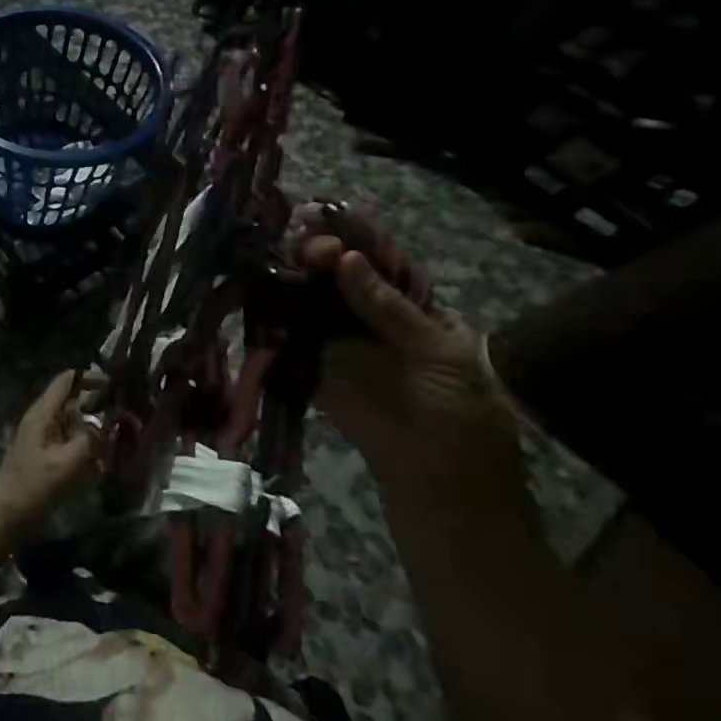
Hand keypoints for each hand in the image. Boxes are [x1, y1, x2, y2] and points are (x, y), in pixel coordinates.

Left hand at [0, 370, 100, 532]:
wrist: (6, 514)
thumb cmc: (34, 485)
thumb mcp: (67, 461)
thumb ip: (90, 440)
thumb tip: (105, 427)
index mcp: (43, 413)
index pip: (66, 380)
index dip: (89, 377)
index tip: (114, 382)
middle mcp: (43, 419)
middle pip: (72, 400)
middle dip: (95, 403)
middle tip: (122, 410)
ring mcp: (43, 437)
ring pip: (73, 422)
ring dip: (92, 426)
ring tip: (116, 434)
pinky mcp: (46, 454)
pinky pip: (70, 441)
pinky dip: (85, 444)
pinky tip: (100, 459)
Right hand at [298, 212, 527, 515]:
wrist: (446, 491)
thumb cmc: (460, 414)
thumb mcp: (438, 352)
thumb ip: (387, 307)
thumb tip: (347, 260)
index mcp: (413, 310)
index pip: (377, 264)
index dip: (351, 243)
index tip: (325, 229)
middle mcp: (373, 322)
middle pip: (337, 281)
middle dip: (317, 260)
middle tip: (301, 250)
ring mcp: (343, 349)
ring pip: (313, 308)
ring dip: (294, 287)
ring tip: (275, 266)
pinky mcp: (317, 375)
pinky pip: (295, 344)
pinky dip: (278, 325)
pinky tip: (260, 302)